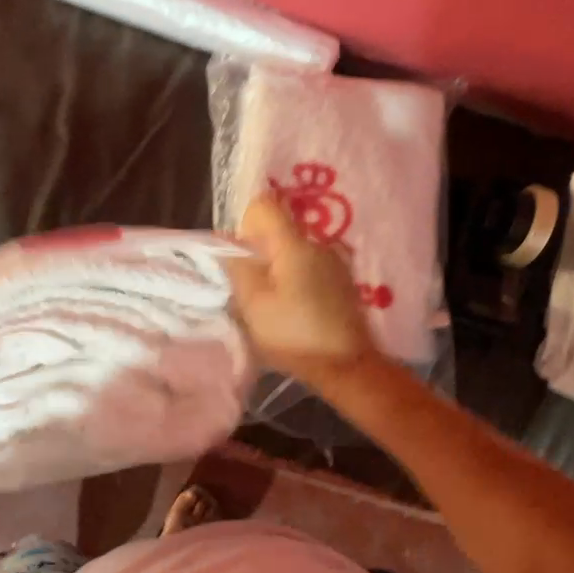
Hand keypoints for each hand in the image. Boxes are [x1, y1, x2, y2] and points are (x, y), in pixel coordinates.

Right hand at [223, 195, 380, 384]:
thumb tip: (227, 243)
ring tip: (272, 305)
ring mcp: (335, 262)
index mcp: (294, 244)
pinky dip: (295, 282)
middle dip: (259, 253)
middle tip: (249, 290)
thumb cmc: (293, 335)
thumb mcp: (253, 304)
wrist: (347, 367)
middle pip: (278, 231)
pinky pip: (309, 268)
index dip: (244, 225)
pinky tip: (294, 311)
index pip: (263, 206)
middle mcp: (318, 244)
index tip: (240, 257)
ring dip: (277, 271)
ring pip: (293, 252)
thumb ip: (237, 267)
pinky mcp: (342, 282)